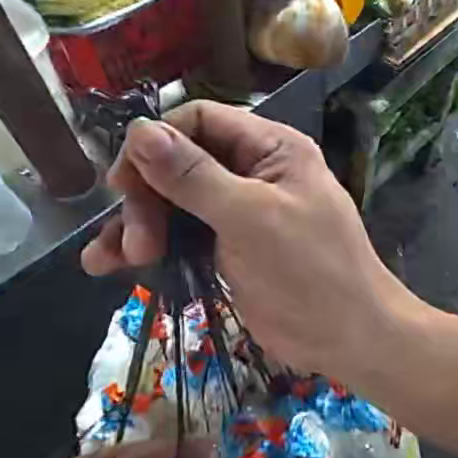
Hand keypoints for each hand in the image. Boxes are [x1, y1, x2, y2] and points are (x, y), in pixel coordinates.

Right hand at [80, 101, 422, 382]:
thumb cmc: (309, 270)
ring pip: (174, 202)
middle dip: (148, 197)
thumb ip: (194, 175)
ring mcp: (241, 212)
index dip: (156, 143)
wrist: (348, 336)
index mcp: (272, 149)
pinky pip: (181, 235)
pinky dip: (151, 246)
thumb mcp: (250, 217)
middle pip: (180, 163)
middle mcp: (256, 172)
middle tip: (137, 242)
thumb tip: (139, 129)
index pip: (200, 121)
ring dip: (137, 224)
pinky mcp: (230, 249)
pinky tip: (110, 265)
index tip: (124, 183)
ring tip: (110, 260)